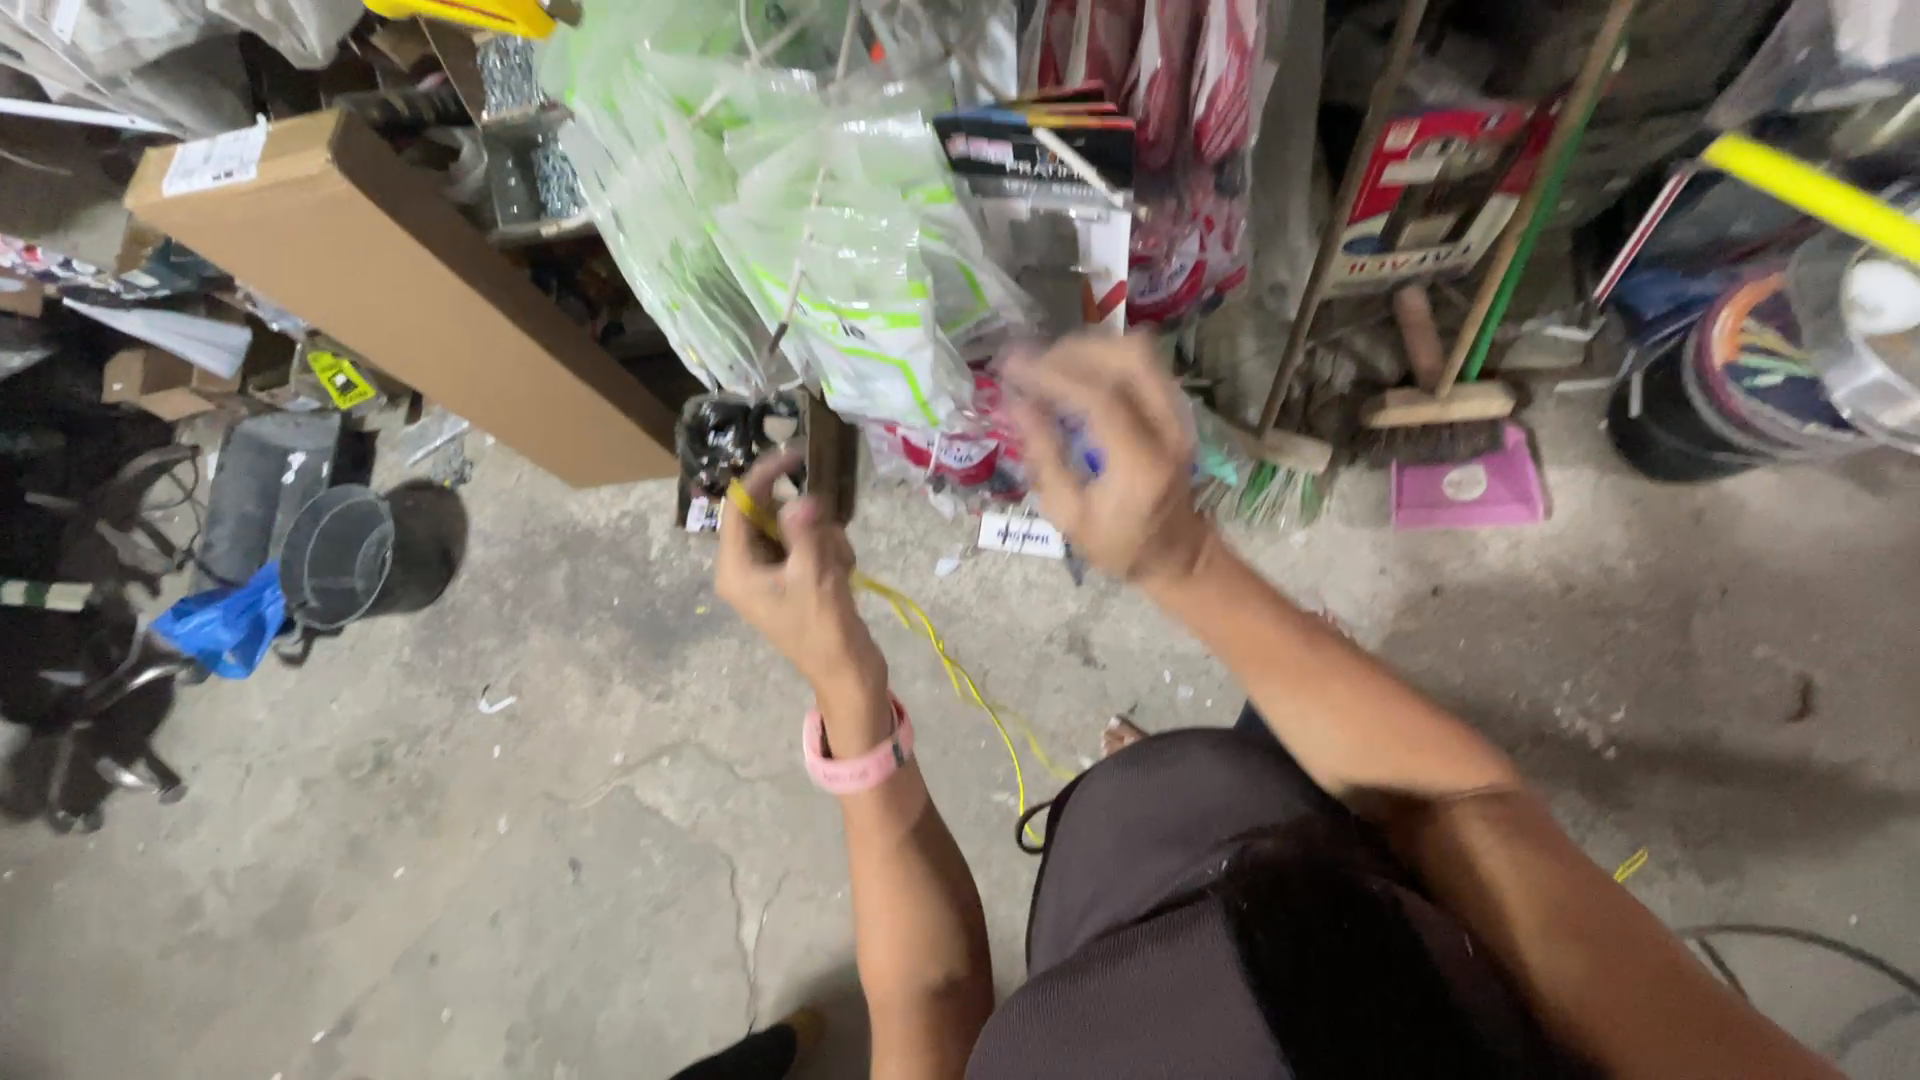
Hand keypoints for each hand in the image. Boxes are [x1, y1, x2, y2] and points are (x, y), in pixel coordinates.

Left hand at [715, 448, 887, 708]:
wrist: (848, 672)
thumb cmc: (823, 628)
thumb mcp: (813, 574)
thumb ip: (803, 530)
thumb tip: (801, 498)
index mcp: (735, 568)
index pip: (738, 506)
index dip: (764, 476)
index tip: (794, 454)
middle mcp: (747, 567)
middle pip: (770, 514)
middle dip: (805, 519)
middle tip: (829, 532)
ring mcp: (773, 573)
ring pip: (796, 527)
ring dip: (823, 537)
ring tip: (838, 566)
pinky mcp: (796, 578)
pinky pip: (810, 544)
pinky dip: (830, 551)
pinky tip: (842, 573)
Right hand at [1005, 334, 1216, 585]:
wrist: (1176, 553)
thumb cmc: (1117, 544)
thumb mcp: (1068, 514)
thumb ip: (1044, 456)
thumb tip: (1014, 404)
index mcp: (1141, 466)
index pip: (1100, 400)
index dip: (1052, 377)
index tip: (1011, 368)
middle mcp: (1169, 431)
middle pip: (1128, 359)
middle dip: (1072, 352)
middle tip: (1030, 365)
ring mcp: (1180, 416)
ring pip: (1138, 353)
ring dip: (1088, 350)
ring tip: (1048, 366)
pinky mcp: (1177, 408)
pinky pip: (1142, 364)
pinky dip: (1104, 359)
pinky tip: (1074, 374)